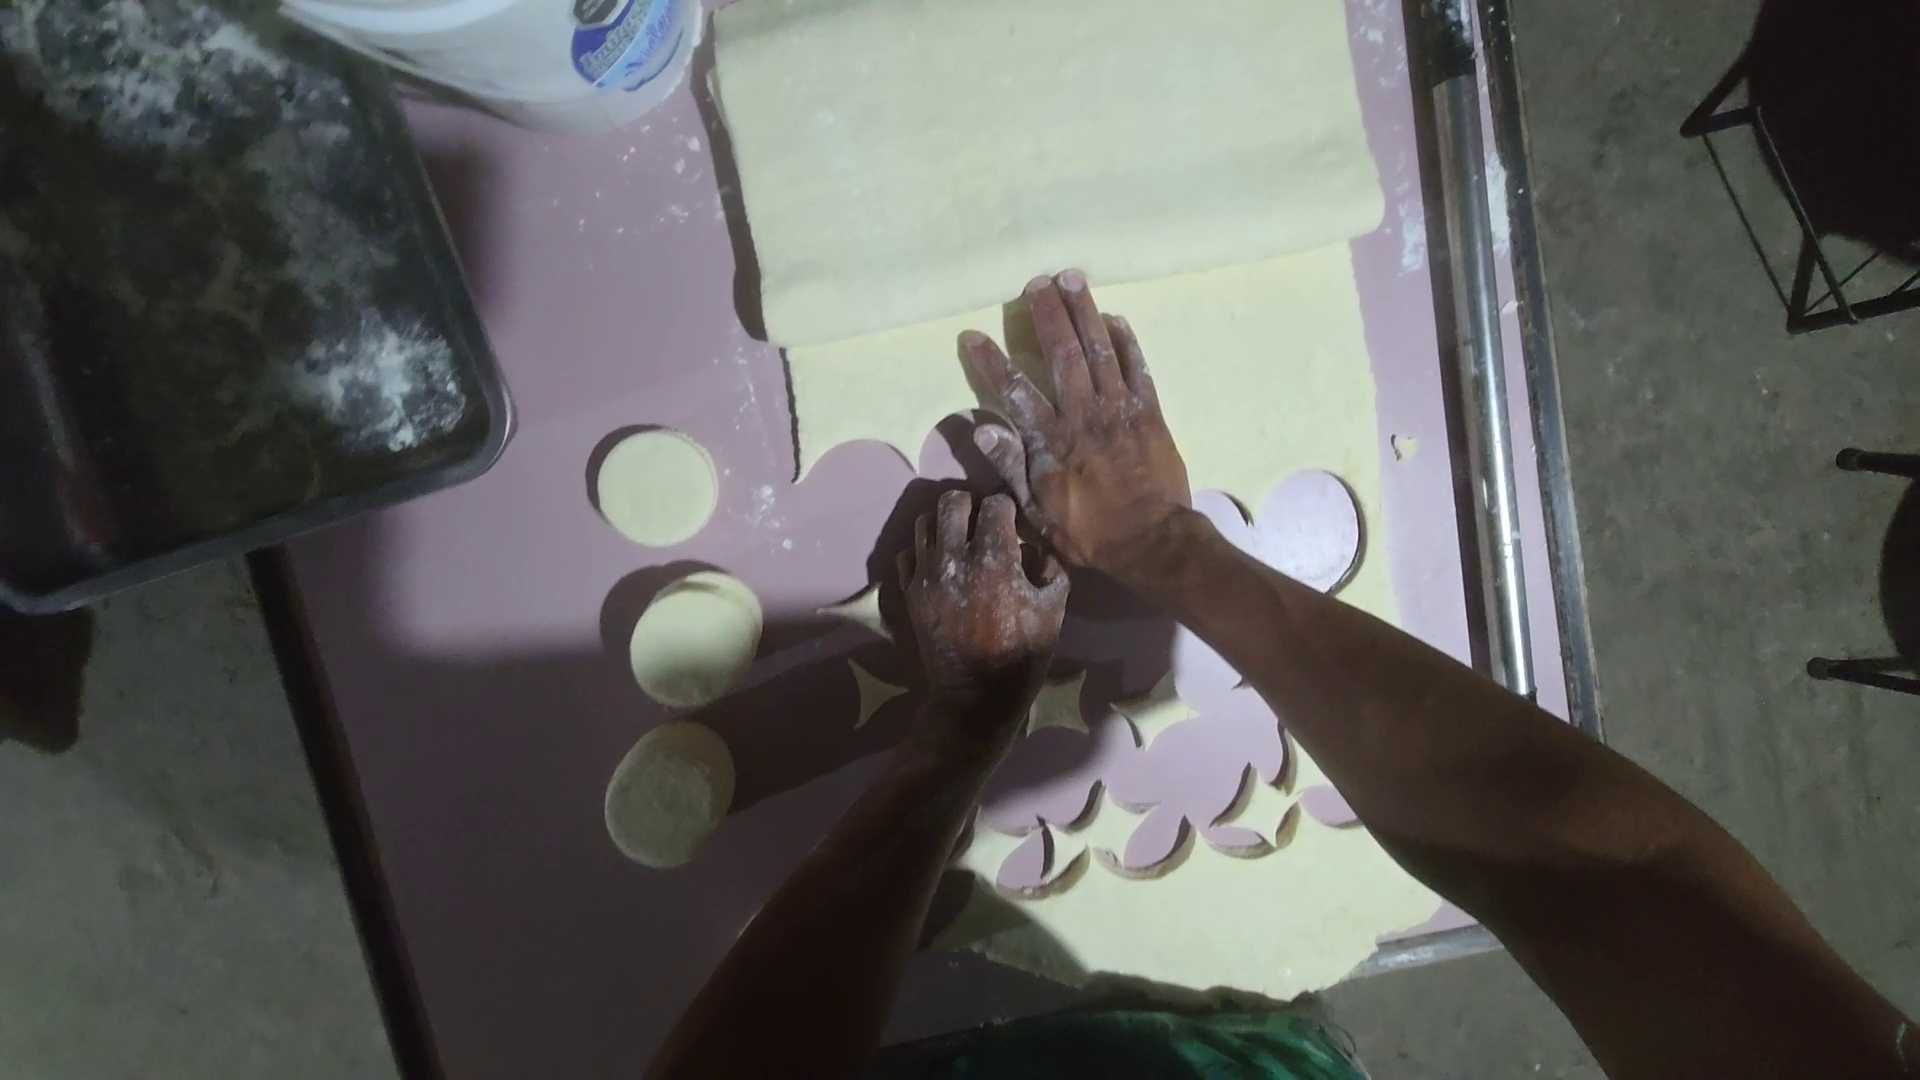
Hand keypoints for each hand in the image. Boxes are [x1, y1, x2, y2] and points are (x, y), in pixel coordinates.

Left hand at [896, 490, 1068, 751]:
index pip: (994, 504)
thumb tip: (1033, 543)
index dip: (1007, 508)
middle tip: (982, 523)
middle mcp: (954, 557)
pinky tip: (940, 564)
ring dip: (944, 524)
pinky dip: (923, 551)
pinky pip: (907, 553)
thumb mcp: (1053, 609)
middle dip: (971, 505)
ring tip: (959, 540)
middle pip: (952, 501)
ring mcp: (926, 574)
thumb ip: (1049, 565)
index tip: (1012, 523)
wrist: (976, 696)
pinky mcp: (909, 591)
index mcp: (993, 559)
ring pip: (924, 521)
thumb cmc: (1022, 654)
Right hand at [963, 271, 1191, 575]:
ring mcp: (1119, 409)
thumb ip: (1011, 466)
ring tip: (1072, 278)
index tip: (972, 335)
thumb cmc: (1089, 531)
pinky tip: (1115, 318)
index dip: (991, 361)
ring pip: (1099, 349)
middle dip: (1047, 315)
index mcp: (1051, 440)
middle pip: (1062, 354)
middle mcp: (1083, 414)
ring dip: (1085, 312)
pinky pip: (1137, 367)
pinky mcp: (1149, 412)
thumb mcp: (1037, 510)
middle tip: (1036, 283)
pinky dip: (1126, 340)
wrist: (1152, 541)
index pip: (1014, 391)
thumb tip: (981, 428)